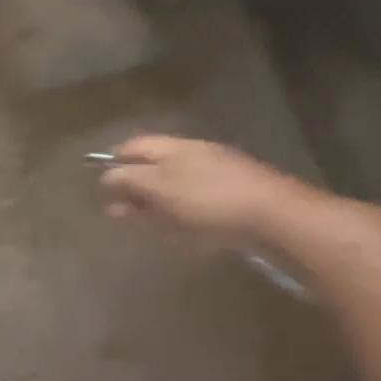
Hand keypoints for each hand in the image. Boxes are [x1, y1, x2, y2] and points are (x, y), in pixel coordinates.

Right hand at [99, 135, 319, 248]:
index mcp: (177, 148)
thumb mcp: (156, 186)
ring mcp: (224, 179)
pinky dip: (184, 218)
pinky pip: (201, 208)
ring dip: (157, 206)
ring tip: (144, 225)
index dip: (112, 160)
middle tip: (116, 210)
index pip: (134, 146)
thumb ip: (126, 179)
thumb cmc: (208, 199)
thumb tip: (107, 177)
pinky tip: (180, 235)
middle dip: (134, 188)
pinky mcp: (242, 203)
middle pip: (156, 169)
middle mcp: (200, 157)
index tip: (97, 180)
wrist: (282, 221)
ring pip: (178, 190)